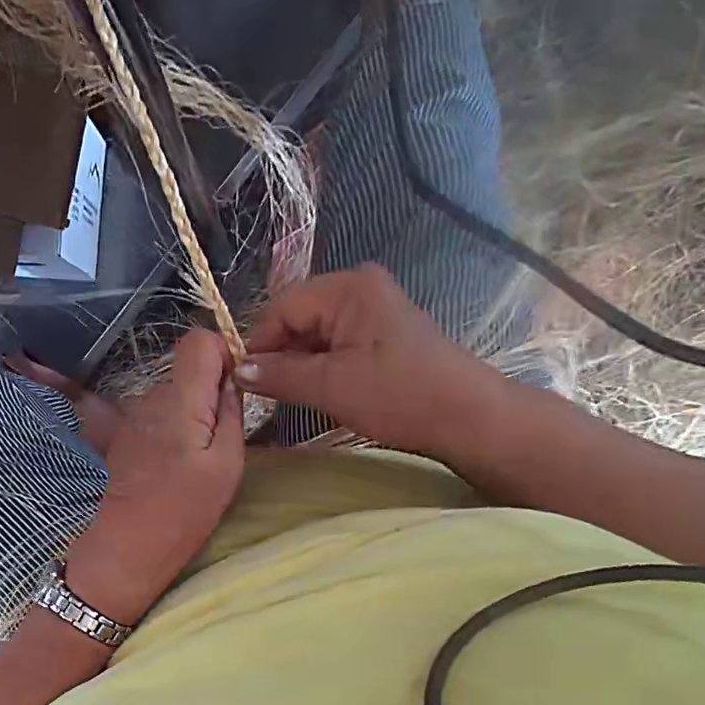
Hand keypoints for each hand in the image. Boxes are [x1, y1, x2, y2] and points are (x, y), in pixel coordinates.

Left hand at [62, 330, 245, 625]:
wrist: (129, 546)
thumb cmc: (185, 510)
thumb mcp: (227, 464)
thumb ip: (231, 413)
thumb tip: (231, 380)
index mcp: (181, 399)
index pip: (198, 341)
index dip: (221, 355)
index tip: (233, 388)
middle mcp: (151, 396)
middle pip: (186, 369)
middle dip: (208, 391)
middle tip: (218, 437)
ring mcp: (132, 415)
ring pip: (172, 394)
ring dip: (188, 413)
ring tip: (194, 458)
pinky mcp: (123, 433)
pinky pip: (156, 415)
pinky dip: (170, 428)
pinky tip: (172, 462)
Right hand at [233, 265, 513, 456]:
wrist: (466, 416)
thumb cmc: (397, 395)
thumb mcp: (330, 386)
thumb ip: (279, 374)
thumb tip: (238, 370)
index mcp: (347, 288)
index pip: (281, 307)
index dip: (257, 343)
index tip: (241, 380)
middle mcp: (359, 288)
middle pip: (297, 317)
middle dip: (277, 353)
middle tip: (260, 393)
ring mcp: (372, 310)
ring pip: (314, 333)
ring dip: (297, 363)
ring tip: (284, 396)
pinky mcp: (380, 333)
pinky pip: (334, 343)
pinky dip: (318, 366)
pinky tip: (313, 391)